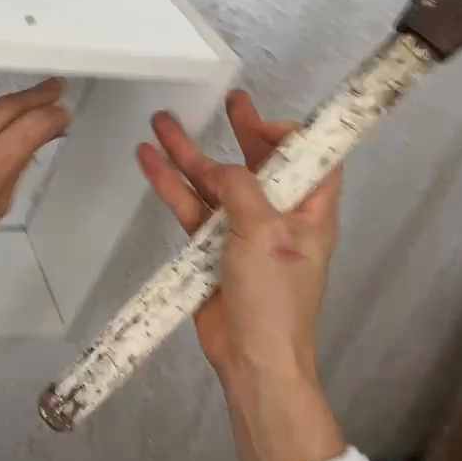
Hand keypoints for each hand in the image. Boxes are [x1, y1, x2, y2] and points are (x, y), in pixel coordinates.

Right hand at [138, 89, 344, 460]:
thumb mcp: (265, 233)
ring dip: (188, 154)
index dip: (290, 135)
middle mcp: (277, 215)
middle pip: (260, 163)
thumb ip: (241, 189)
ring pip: (213, 182)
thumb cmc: (275, 299)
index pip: (312, 160)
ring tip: (163, 122)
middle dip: (241, 132)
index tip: (259, 122)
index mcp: (309, 211)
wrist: (253, 359)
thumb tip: (218, 169)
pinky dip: (169, 184)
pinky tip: (149, 161)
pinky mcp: (209, 248)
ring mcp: (241, 231)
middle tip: (229, 102)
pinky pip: (189, 207)